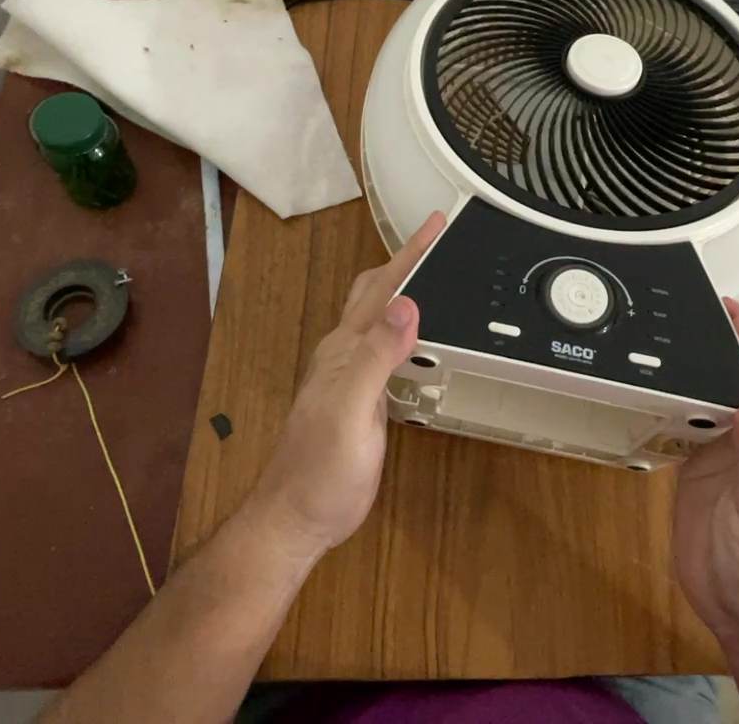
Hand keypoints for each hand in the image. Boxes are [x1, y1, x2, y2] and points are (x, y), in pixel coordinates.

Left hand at [243, 211, 444, 559]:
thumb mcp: (351, 410)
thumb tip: (408, 304)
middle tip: (438, 239)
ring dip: (405, 290)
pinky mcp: (363, 399)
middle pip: (375, 292)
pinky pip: (387, 348)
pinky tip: (421, 336)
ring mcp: (353, 376)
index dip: (410, 253)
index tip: (435, 222)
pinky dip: (407, 329)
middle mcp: (346, 353)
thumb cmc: (322, 468)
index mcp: (344, 347)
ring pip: (379, 318)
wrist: (299, 517)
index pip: (382, 288)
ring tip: (435, 275)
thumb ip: (376, 356)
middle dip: (406, 261)